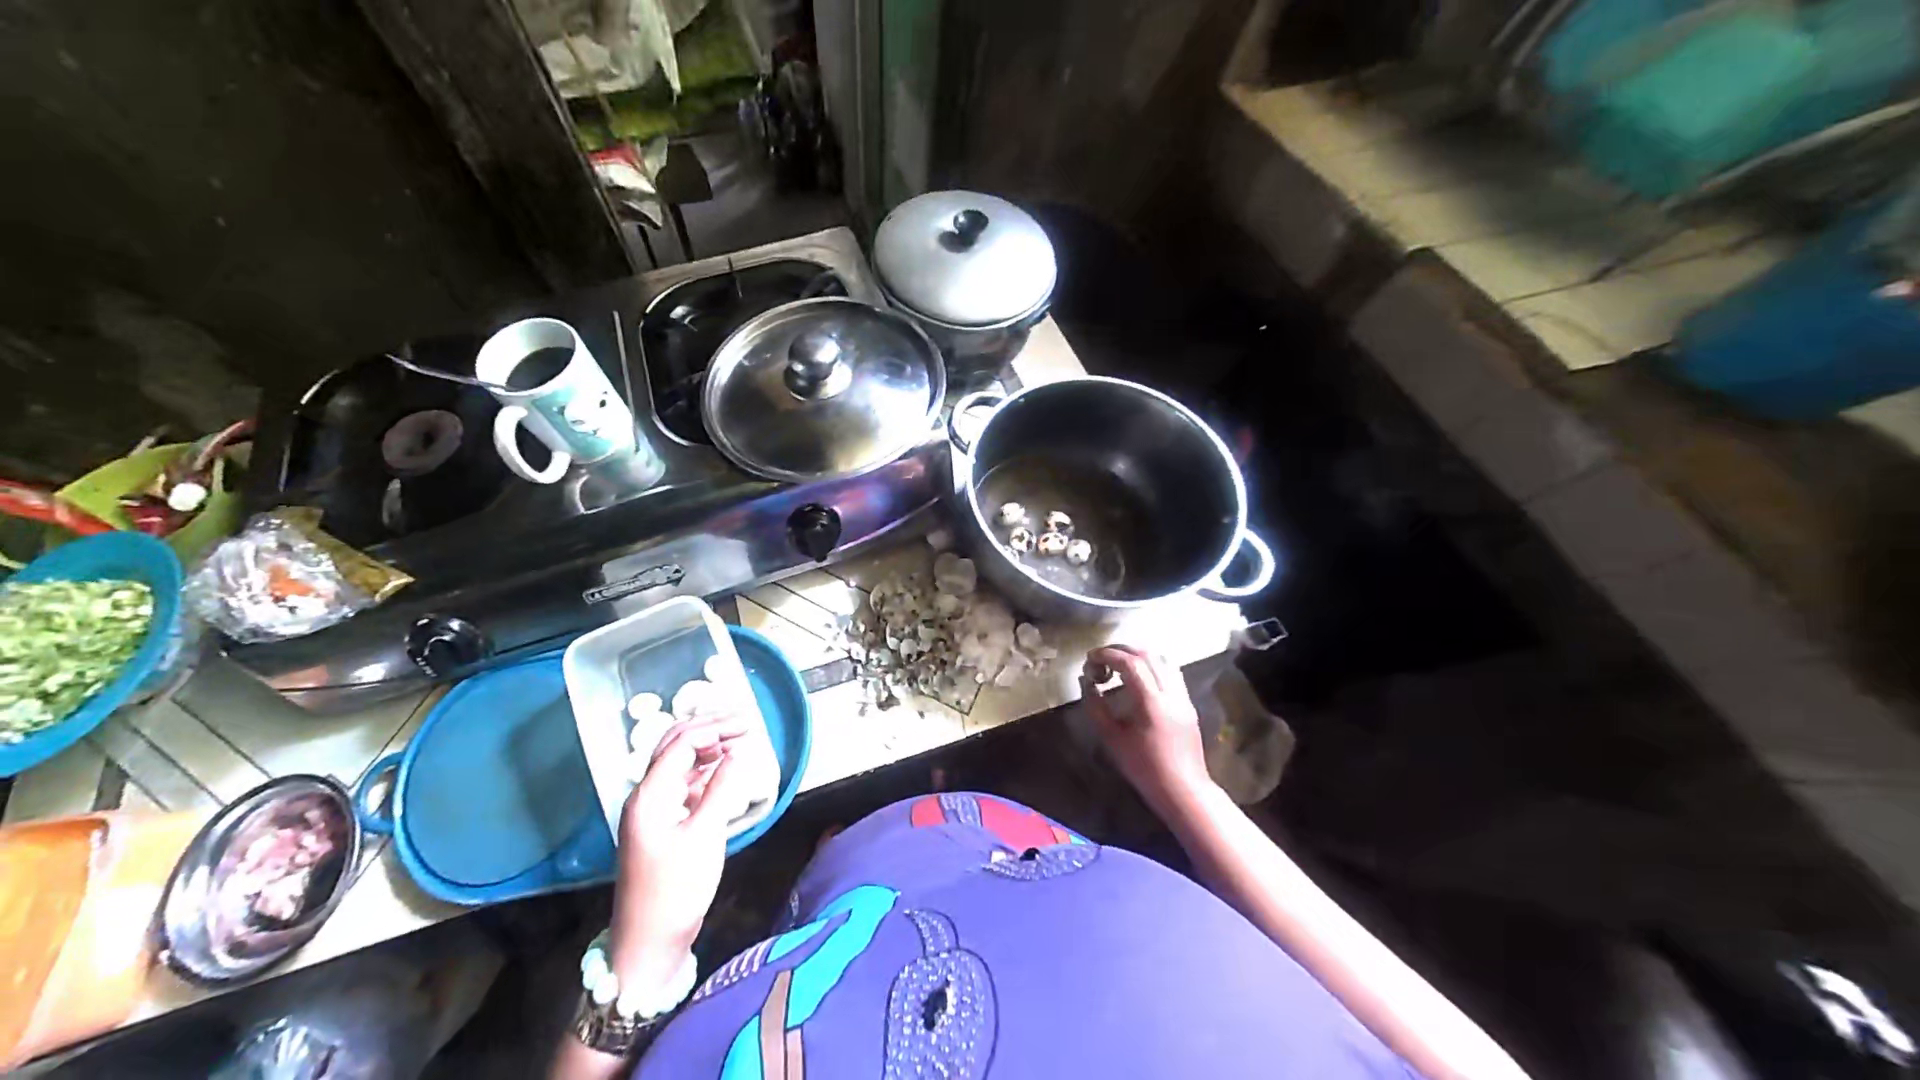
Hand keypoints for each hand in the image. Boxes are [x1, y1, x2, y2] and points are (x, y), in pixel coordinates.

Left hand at [609, 715, 747, 987]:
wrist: (648, 944)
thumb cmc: (675, 890)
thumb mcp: (705, 836)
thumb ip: (722, 788)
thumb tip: (739, 752)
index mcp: (649, 795)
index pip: (682, 743)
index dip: (716, 728)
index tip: (749, 726)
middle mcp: (645, 796)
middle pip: (674, 746)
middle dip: (708, 729)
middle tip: (743, 724)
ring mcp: (651, 811)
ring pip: (677, 763)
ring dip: (707, 747)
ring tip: (738, 742)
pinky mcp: (661, 826)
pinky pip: (681, 784)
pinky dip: (704, 770)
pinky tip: (724, 772)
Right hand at [1081, 645, 1212, 818]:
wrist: (1183, 791)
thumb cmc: (1144, 769)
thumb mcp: (1112, 739)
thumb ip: (1096, 707)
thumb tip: (1086, 682)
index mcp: (1152, 702)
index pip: (1130, 663)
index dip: (1108, 654)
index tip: (1091, 658)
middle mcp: (1171, 693)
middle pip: (1148, 654)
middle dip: (1122, 650)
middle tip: (1101, 657)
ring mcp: (1183, 697)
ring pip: (1163, 660)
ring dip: (1139, 655)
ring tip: (1119, 664)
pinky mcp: (1188, 704)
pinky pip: (1171, 673)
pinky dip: (1152, 666)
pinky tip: (1139, 678)